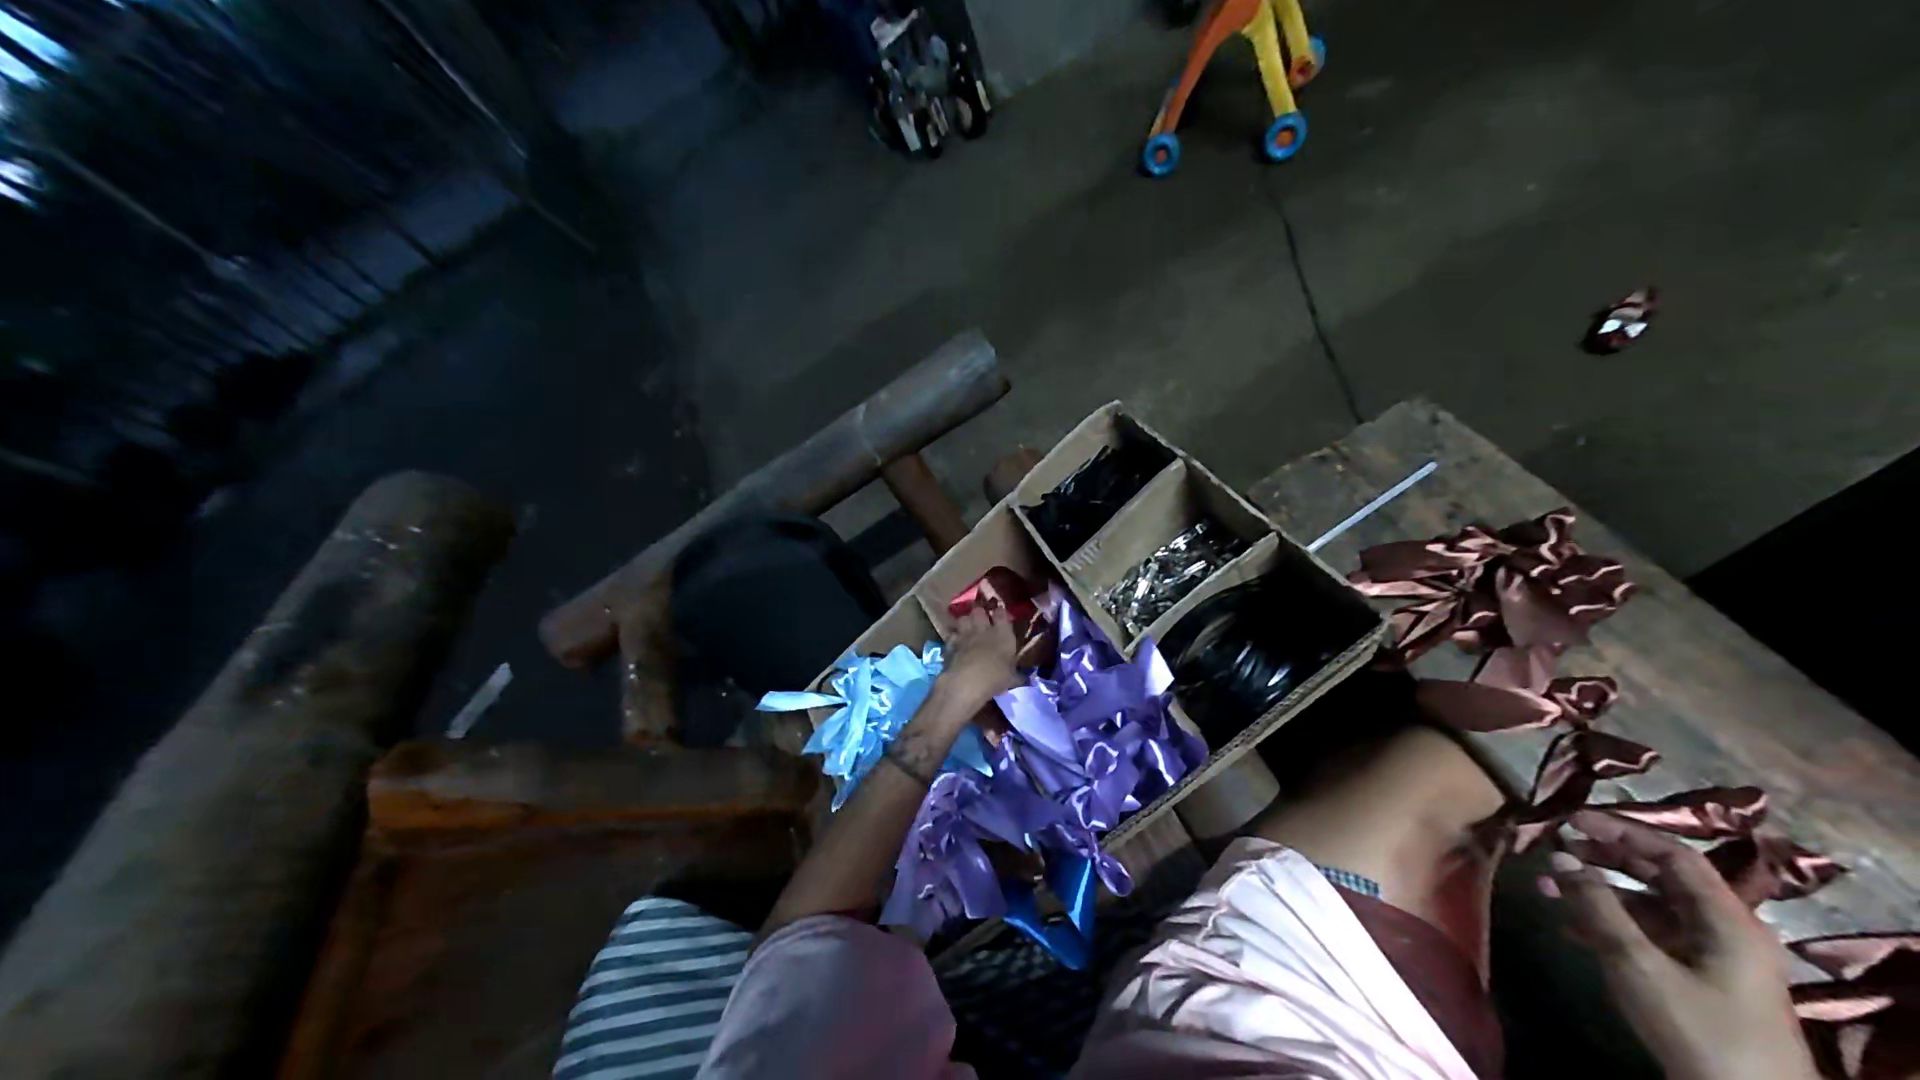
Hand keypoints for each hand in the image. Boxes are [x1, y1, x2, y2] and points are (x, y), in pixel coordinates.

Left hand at [941, 606, 1020, 704]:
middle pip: (979, 611)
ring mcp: (965, 634)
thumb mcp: (1012, 678)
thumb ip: (1016, 675)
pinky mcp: (951, 643)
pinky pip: (952, 634)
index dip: (1000, 613)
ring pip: (963, 618)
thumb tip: (1022, 678)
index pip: (1001, 613)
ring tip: (968, 628)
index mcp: (1002, 633)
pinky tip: (956, 643)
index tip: (1000, 615)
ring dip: (966, 621)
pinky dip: (954, 637)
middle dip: (980, 613)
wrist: (967, 682)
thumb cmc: (996, 677)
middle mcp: (983, 629)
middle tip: (982, 620)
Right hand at [1540, 810, 1818, 1079]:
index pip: (1672, 854)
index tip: (1569, 821)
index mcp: (1726, 919)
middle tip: (1554, 848)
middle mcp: (1726, 928)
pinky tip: (1569, 925)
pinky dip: (1609, 920)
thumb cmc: (1699, 1029)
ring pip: (1650, 904)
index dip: (1620, 831)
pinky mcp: (1703, 978)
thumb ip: (1596, 905)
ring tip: (1547, 886)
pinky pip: (1651, 932)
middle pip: (1660, 875)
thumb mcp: (1637, 964)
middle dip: (1602, 858)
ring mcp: (1716, 955)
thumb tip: (1558, 855)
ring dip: (1597, 891)